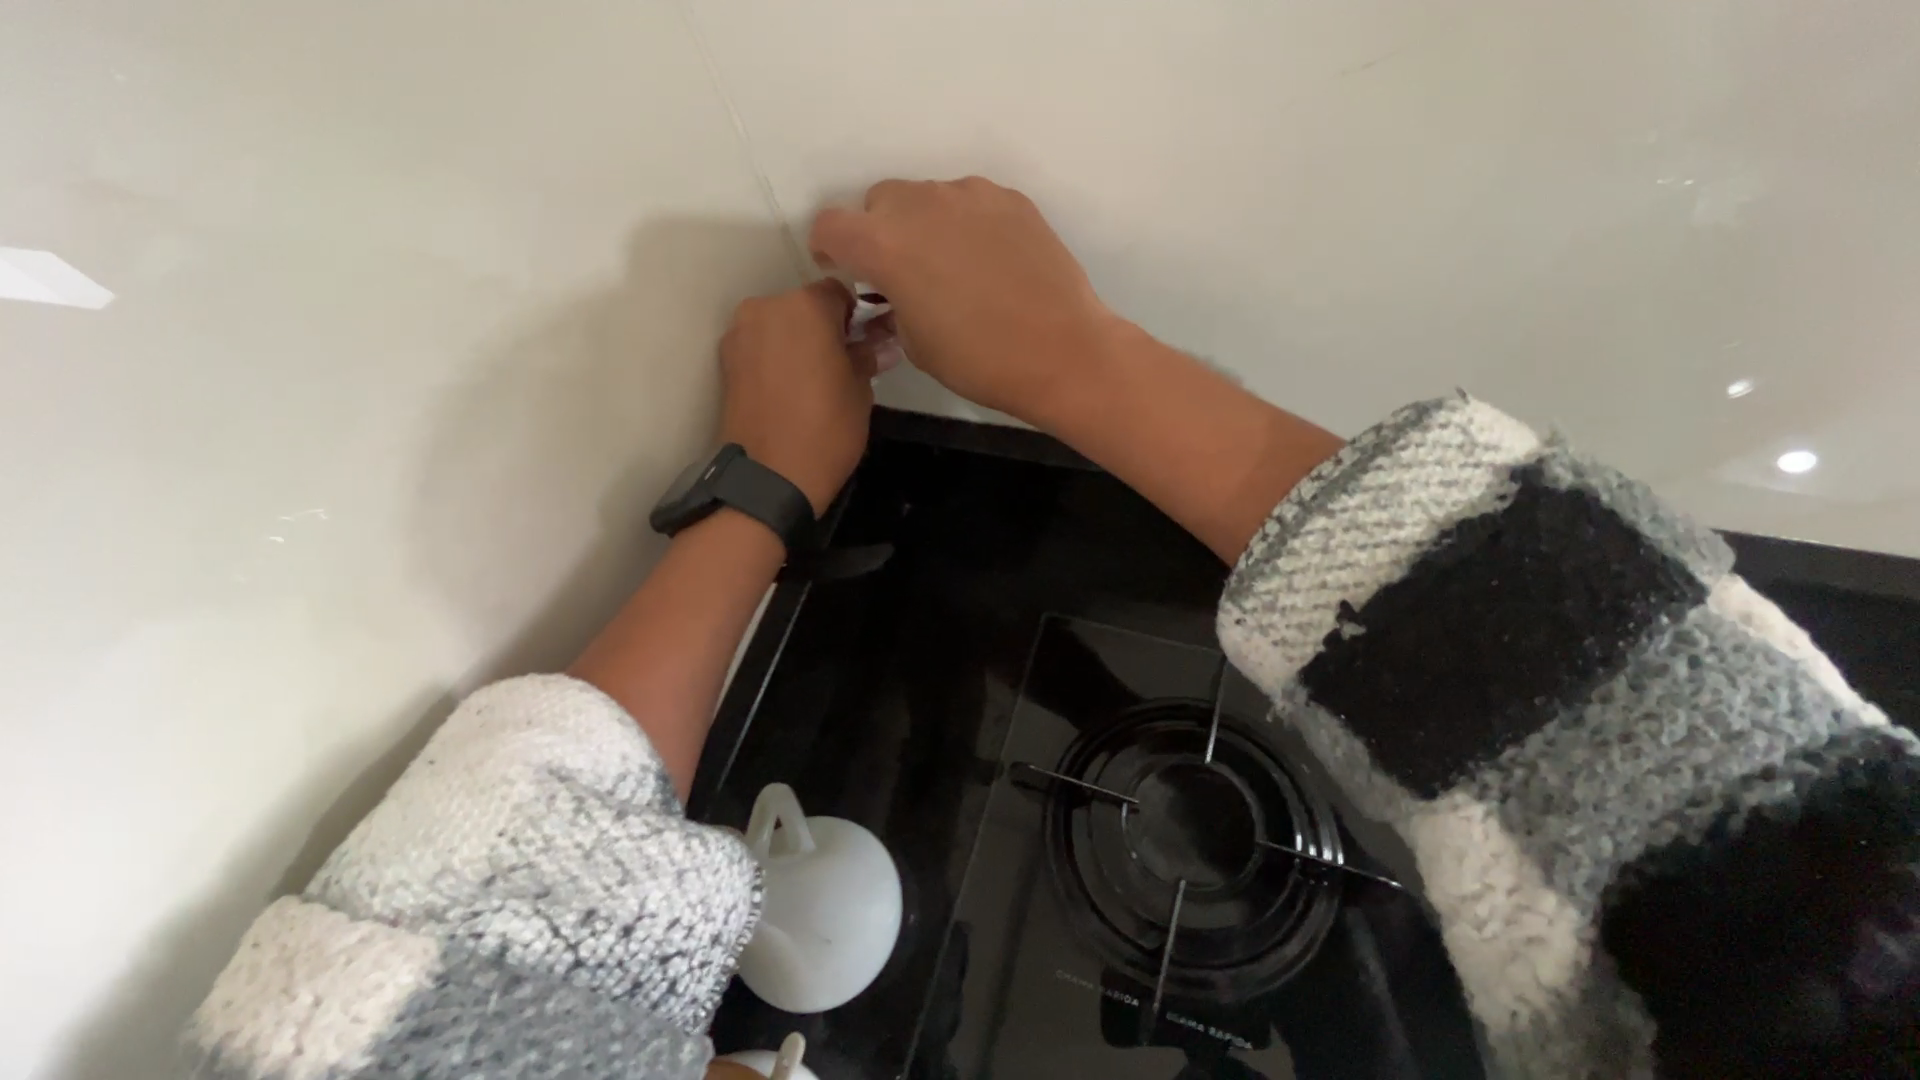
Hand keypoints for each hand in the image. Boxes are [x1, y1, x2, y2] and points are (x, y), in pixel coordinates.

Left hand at [718, 280, 873, 514]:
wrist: (770, 477)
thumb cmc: (826, 430)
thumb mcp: (860, 391)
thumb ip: (867, 356)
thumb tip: (881, 344)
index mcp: (806, 306)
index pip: (840, 293)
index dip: (856, 316)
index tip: (864, 343)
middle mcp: (767, 308)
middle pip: (805, 306)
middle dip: (824, 328)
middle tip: (842, 363)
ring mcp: (740, 334)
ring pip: (780, 326)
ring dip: (798, 342)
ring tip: (815, 380)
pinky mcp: (726, 361)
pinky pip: (761, 347)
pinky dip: (776, 358)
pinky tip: (791, 389)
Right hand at [809, 177, 1122, 422]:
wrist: (1061, 351)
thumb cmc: (978, 360)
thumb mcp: (914, 343)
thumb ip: (892, 303)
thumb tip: (897, 291)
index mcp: (884, 245)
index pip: (830, 227)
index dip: (831, 250)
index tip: (848, 273)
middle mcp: (920, 205)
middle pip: (879, 203)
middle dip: (880, 233)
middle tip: (904, 275)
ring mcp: (969, 195)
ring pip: (927, 199)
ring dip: (925, 226)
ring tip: (954, 270)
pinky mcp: (1009, 198)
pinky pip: (970, 204)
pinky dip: (967, 225)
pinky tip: (991, 264)